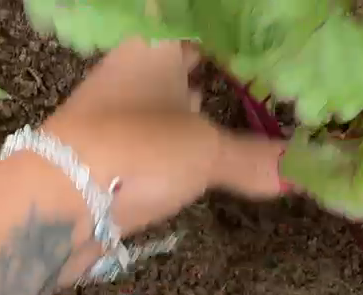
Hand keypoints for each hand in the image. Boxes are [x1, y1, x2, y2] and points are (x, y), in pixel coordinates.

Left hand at [39, 42, 286, 236]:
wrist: (62, 200)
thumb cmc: (137, 150)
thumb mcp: (207, 153)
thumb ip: (255, 160)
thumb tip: (301, 173)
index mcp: (155, 42)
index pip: (203, 25)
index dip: (236, 38)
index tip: (268, 50)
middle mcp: (132, 67)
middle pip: (181, 60)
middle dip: (216, 71)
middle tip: (258, 82)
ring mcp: (117, 110)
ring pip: (165, 98)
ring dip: (194, 108)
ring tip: (235, 112)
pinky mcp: (108, 152)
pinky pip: (153, 137)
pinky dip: (176, 143)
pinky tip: (195, 155)